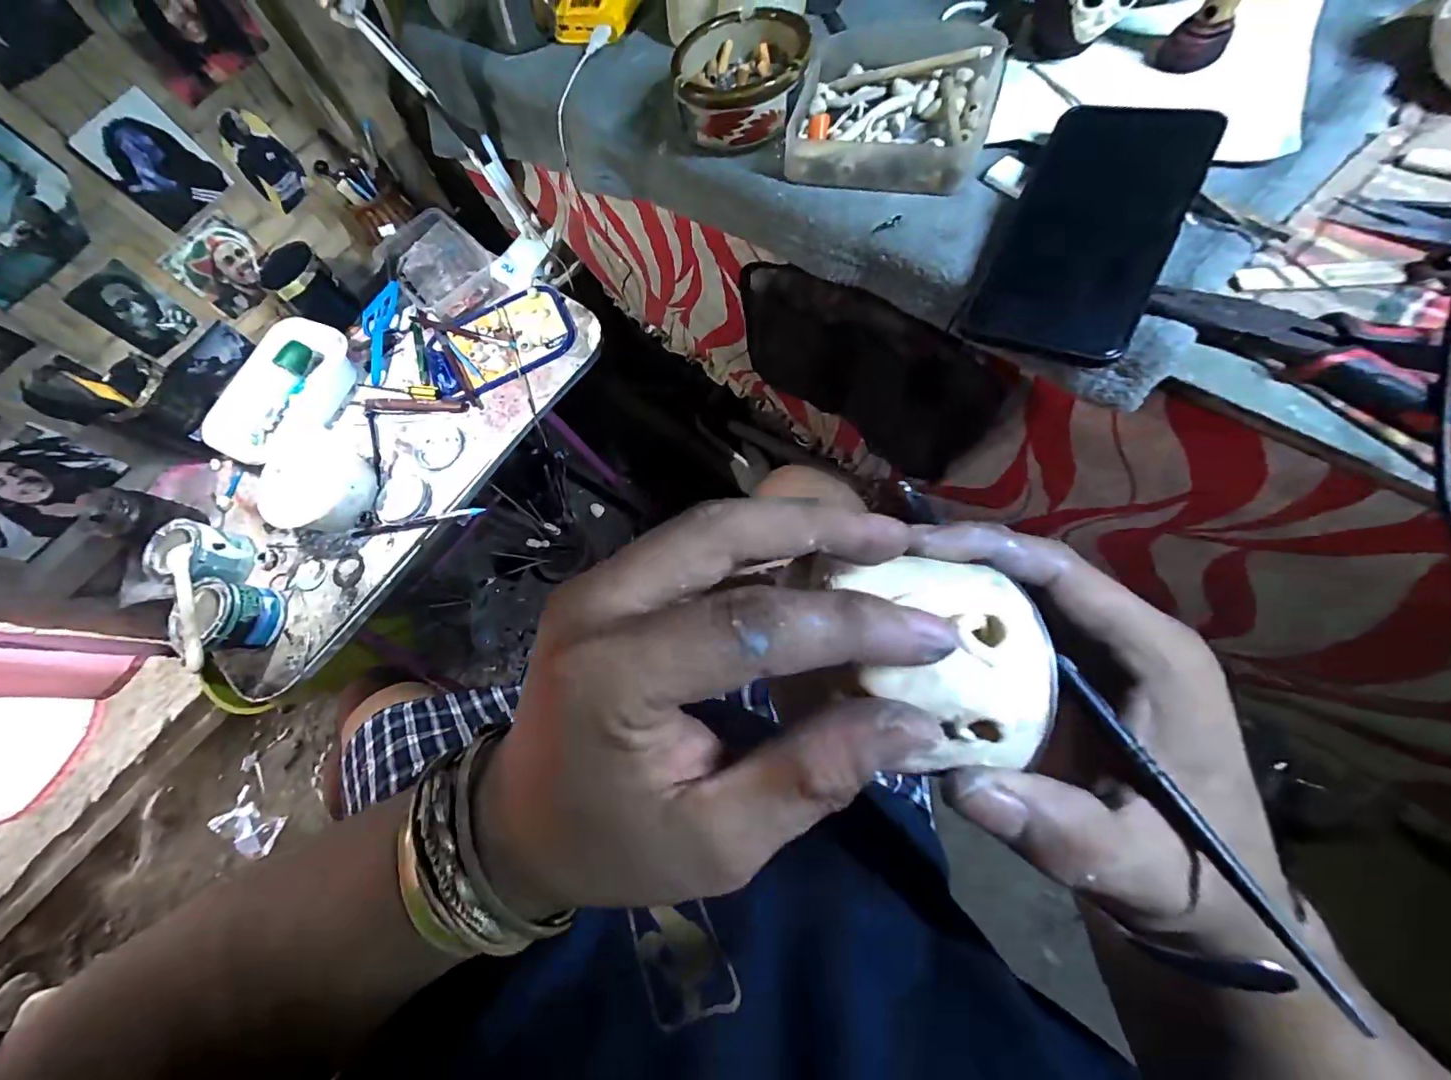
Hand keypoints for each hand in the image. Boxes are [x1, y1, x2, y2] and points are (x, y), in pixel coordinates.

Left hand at [472, 499, 961, 916]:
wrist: (518, 816)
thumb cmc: (608, 843)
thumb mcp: (714, 841)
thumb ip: (808, 777)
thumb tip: (911, 722)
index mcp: (613, 676)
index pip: (746, 624)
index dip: (846, 622)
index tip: (932, 633)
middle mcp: (595, 608)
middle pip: (715, 534)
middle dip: (814, 527)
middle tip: (899, 540)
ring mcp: (592, 589)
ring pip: (700, 529)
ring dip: (784, 526)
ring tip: (867, 540)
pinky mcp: (601, 589)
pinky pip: (684, 549)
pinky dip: (751, 546)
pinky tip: (805, 561)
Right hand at [911, 524, 1288, 949]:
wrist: (1193, 892)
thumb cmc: (1181, 870)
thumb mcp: (1128, 861)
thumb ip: (1059, 827)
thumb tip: (966, 786)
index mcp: (1154, 658)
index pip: (1067, 575)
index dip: (990, 549)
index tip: (915, 547)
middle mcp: (1118, 639)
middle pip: (1027, 571)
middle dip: (949, 557)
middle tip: (874, 560)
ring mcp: (1085, 655)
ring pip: (1006, 593)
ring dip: (942, 582)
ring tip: (873, 582)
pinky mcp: (1056, 673)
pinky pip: (995, 627)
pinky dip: (946, 619)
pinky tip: (896, 627)